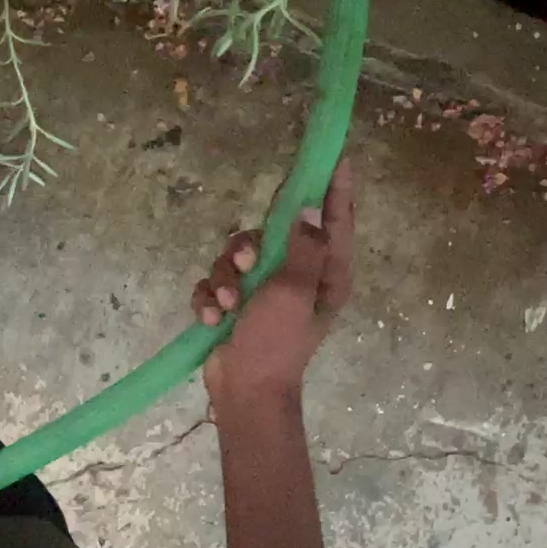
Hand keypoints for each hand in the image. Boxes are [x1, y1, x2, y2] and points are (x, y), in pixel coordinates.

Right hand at [194, 158, 355, 401]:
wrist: (244, 390)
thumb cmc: (277, 344)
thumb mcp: (294, 293)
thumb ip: (302, 249)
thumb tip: (308, 208)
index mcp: (325, 274)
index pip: (334, 221)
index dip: (336, 188)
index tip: (337, 157)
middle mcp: (296, 276)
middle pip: (272, 234)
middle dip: (249, 247)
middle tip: (246, 263)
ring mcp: (262, 290)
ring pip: (235, 257)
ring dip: (223, 279)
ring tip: (226, 303)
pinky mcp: (233, 303)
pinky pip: (214, 282)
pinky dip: (209, 298)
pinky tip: (212, 317)